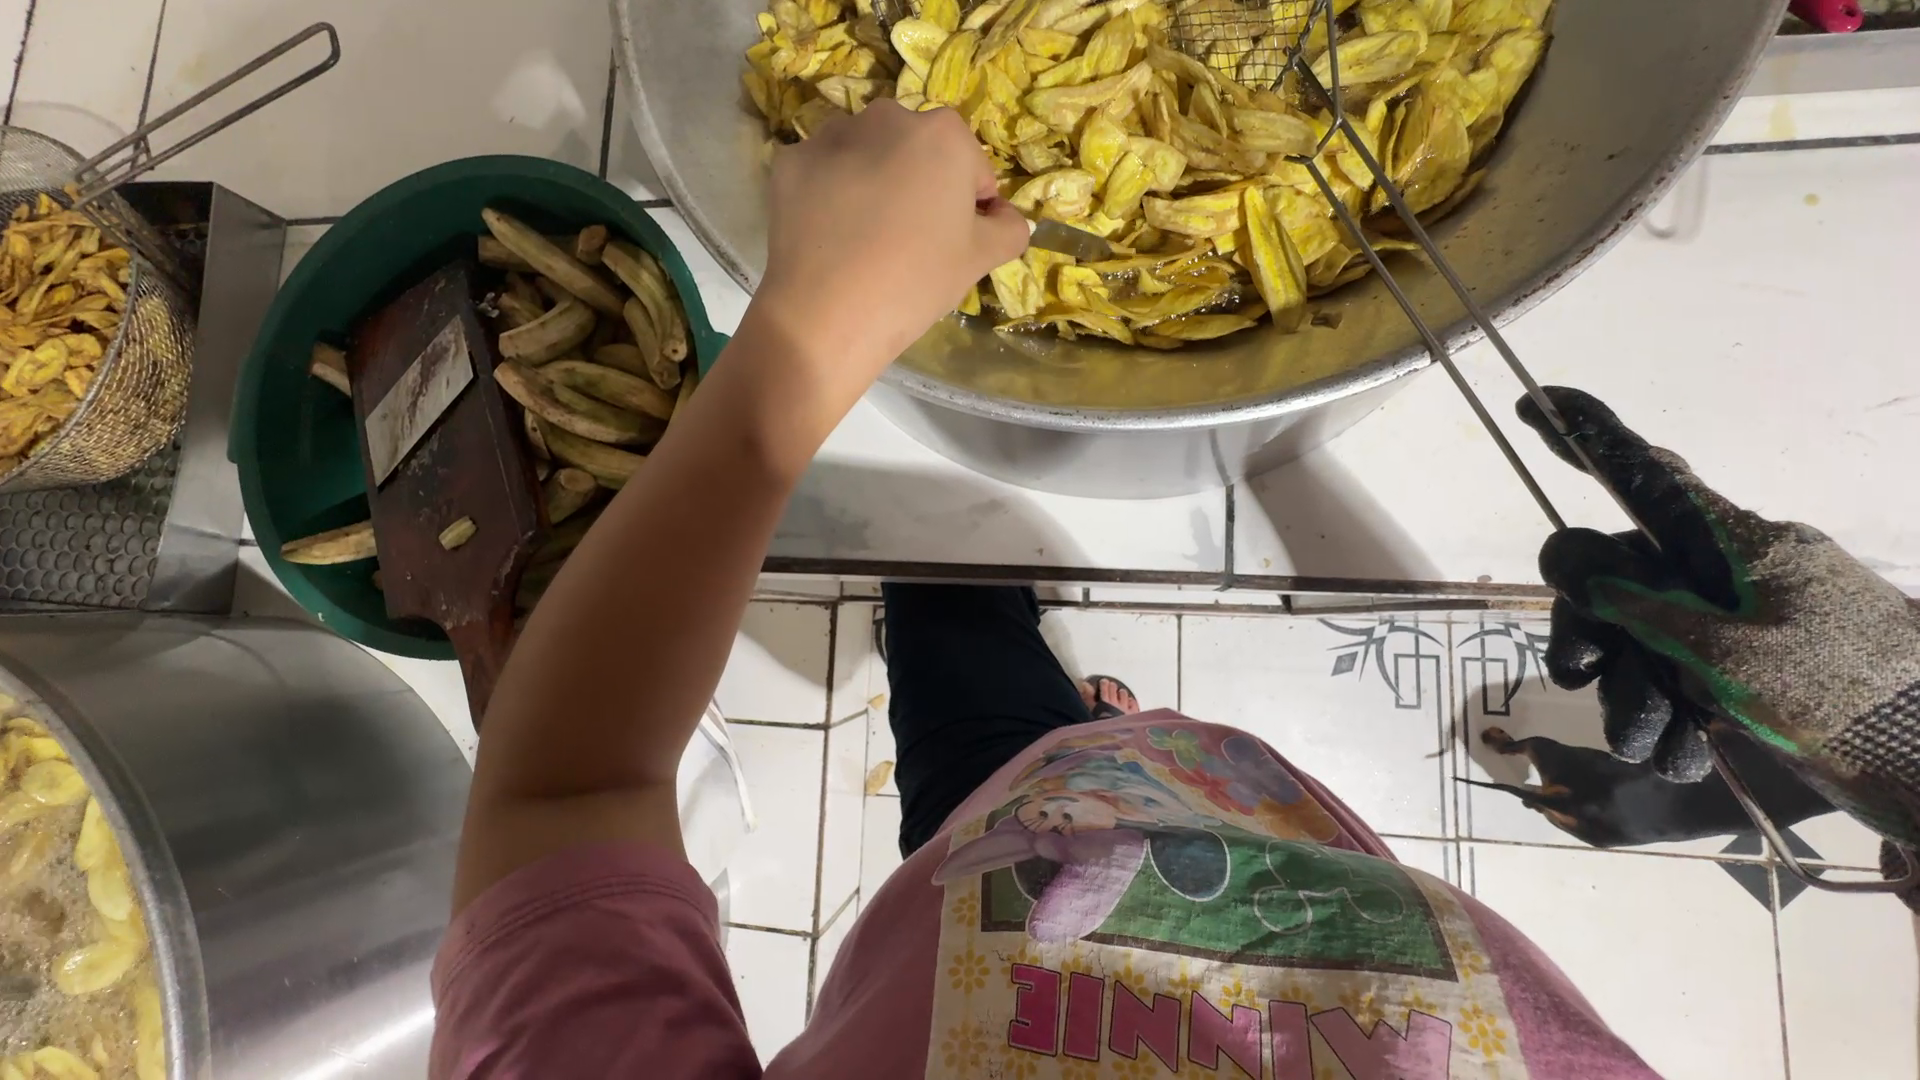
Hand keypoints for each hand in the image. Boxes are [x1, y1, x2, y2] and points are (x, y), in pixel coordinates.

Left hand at [751, 101, 1029, 397]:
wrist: (828, 315)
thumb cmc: (916, 282)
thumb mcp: (980, 260)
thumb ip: (1010, 228)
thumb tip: (1003, 216)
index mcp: (942, 134)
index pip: (971, 167)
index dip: (969, 207)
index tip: (954, 244)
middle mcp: (886, 118)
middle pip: (916, 153)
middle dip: (919, 186)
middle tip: (910, 244)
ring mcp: (830, 136)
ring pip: (867, 158)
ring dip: (874, 187)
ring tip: (867, 243)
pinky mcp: (789, 163)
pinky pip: (824, 176)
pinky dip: (831, 199)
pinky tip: (832, 240)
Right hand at [1520, 387, 1919, 849]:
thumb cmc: (1844, 697)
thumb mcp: (1732, 654)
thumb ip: (1647, 608)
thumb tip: (1585, 572)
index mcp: (1741, 544)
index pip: (1650, 477)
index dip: (1590, 439)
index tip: (1539, 402)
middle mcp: (1727, 568)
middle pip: (1620, 575)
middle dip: (1593, 632)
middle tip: (1577, 675)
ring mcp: (1733, 613)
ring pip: (1636, 629)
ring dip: (1630, 689)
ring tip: (1647, 743)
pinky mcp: (1740, 657)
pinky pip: (1668, 664)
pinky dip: (1660, 708)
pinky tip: (1670, 748)